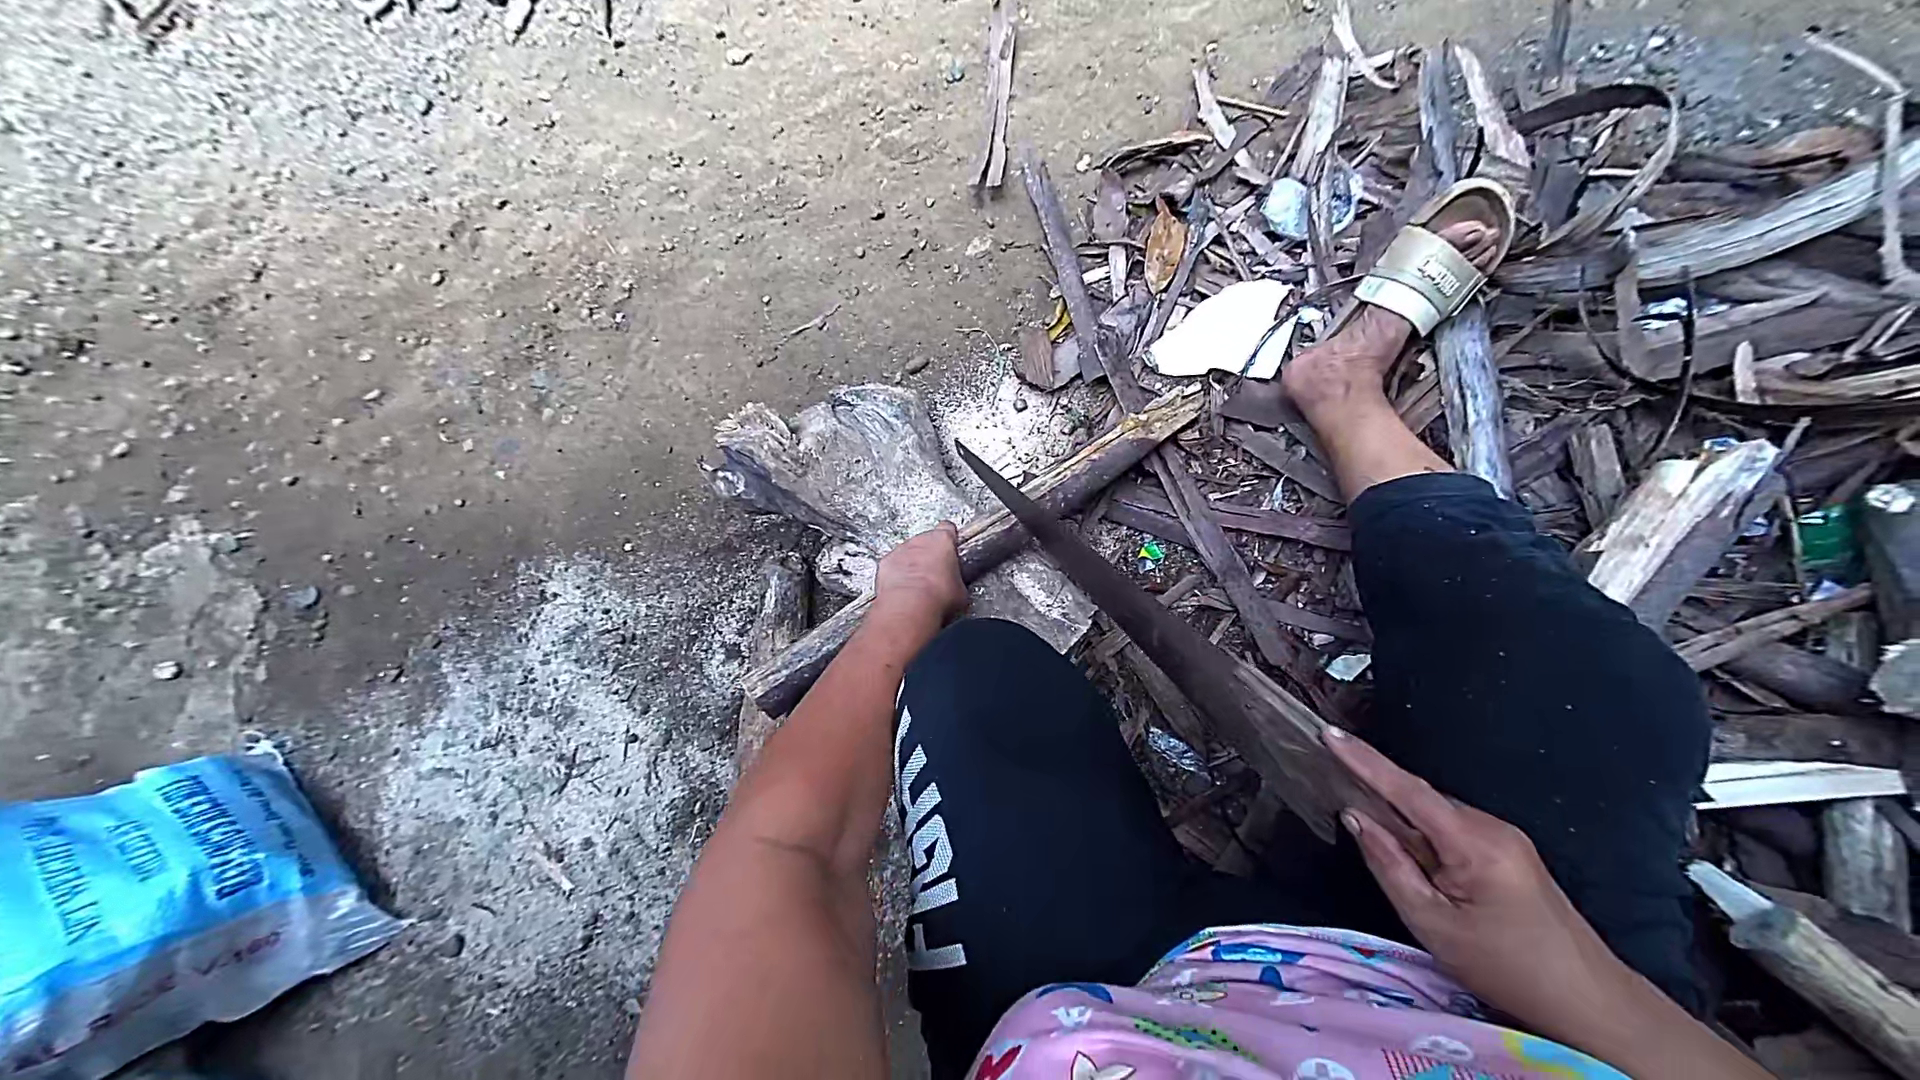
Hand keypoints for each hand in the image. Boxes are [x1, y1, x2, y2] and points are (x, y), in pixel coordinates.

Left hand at [872, 522, 967, 629]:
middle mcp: (920, 540)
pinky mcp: (885, 563)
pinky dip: (896, 575)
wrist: (910, 605)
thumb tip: (957, 588)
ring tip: (918, 586)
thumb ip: (957, 579)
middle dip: (929, 555)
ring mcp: (900, 550)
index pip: (948, 529)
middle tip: (935, 576)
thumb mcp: (961, 589)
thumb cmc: (937, 595)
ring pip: (907, 553)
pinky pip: (892, 566)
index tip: (950, 550)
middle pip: (925, 541)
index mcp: (942, 540)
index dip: (950, 540)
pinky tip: (903, 591)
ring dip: (911, 565)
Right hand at [1323, 728, 1644, 1046]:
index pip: (1406, 789)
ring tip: (1370, 828)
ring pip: (1432, 812)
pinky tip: (1409, 850)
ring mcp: (1504, 836)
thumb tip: (1355, 817)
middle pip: (1418, 797)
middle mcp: (1492, 827)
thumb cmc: (1508, 969)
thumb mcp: (1431, 923)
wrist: (1595, 1006)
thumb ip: (1388, 864)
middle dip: (1376, 788)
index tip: (1329, 732)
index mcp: (1474, 843)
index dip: (1363, 759)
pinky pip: (1449, 826)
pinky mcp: (1508, 849)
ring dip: (1399, 814)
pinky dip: (1420, 829)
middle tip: (1331, 780)